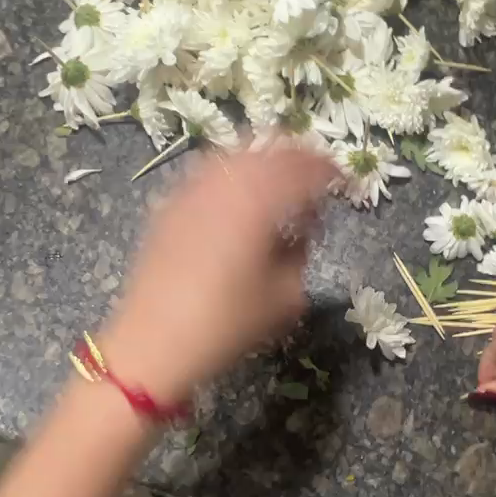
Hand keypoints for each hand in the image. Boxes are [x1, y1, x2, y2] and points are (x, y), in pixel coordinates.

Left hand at [98, 145, 336, 405]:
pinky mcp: (168, 207)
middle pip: (266, 153)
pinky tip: (237, 195)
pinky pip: (206, 175)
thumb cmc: (227, 324)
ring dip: (262, 162)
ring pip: (234, 158)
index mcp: (259, 204)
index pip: (302, 168)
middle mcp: (224, 186)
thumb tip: (301, 234)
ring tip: (278, 179)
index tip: (341, 179)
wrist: (154, 343)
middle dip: (295, 157)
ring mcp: (191, 193)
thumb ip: (301, 256)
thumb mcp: (285, 298)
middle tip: (314, 173)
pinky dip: (230, 175)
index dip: (326, 169)